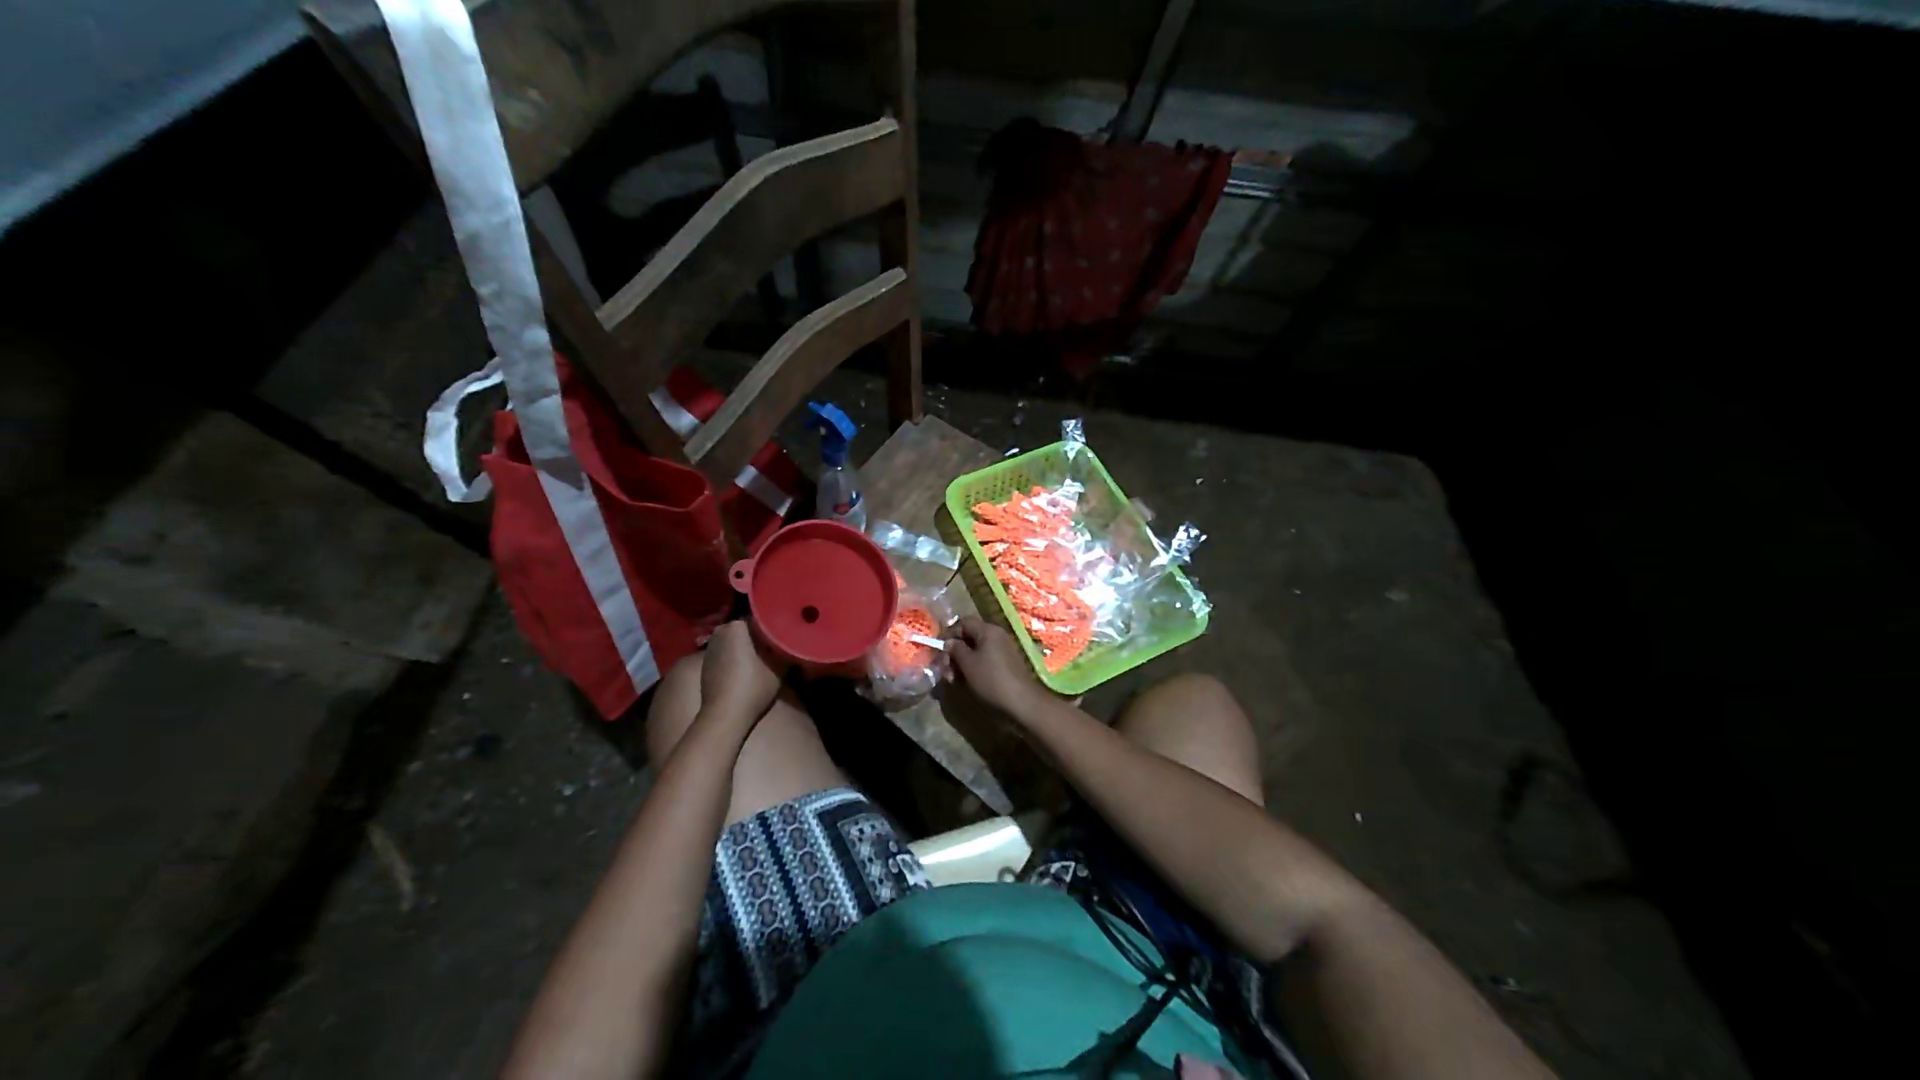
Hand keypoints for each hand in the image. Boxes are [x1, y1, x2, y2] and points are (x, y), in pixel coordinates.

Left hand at [699, 621, 785, 726]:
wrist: (724, 715)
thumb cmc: (752, 686)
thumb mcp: (779, 667)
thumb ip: (786, 648)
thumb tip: (794, 639)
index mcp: (736, 626)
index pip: (760, 617)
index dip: (776, 624)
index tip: (788, 631)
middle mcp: (720, 631)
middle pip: (747, 628)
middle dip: (761, 635)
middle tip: (780, 643)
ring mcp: (710, 648)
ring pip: (736, 640)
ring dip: (749, 646)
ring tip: (767, 654)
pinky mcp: (707, 664)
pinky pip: (727, 653)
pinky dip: (738, 656)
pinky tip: (749, 667)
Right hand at [946, 616, 1045, 717]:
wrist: (1021, 700)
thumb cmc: (991, 679)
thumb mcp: (968, 663)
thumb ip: (955, 649)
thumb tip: (948, 642)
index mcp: (988, 630)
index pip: (963, 622)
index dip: (949, 634)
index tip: (939, 649)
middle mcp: (996, 635)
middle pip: (969, 637)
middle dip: (954, 652)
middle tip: (945, 670)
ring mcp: (1002, 649)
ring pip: (975, 650)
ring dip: (961, 662)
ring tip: (953, 679)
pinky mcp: (1005, 663)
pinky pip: (984, 660)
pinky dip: (973, 668)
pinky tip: (966, 682)